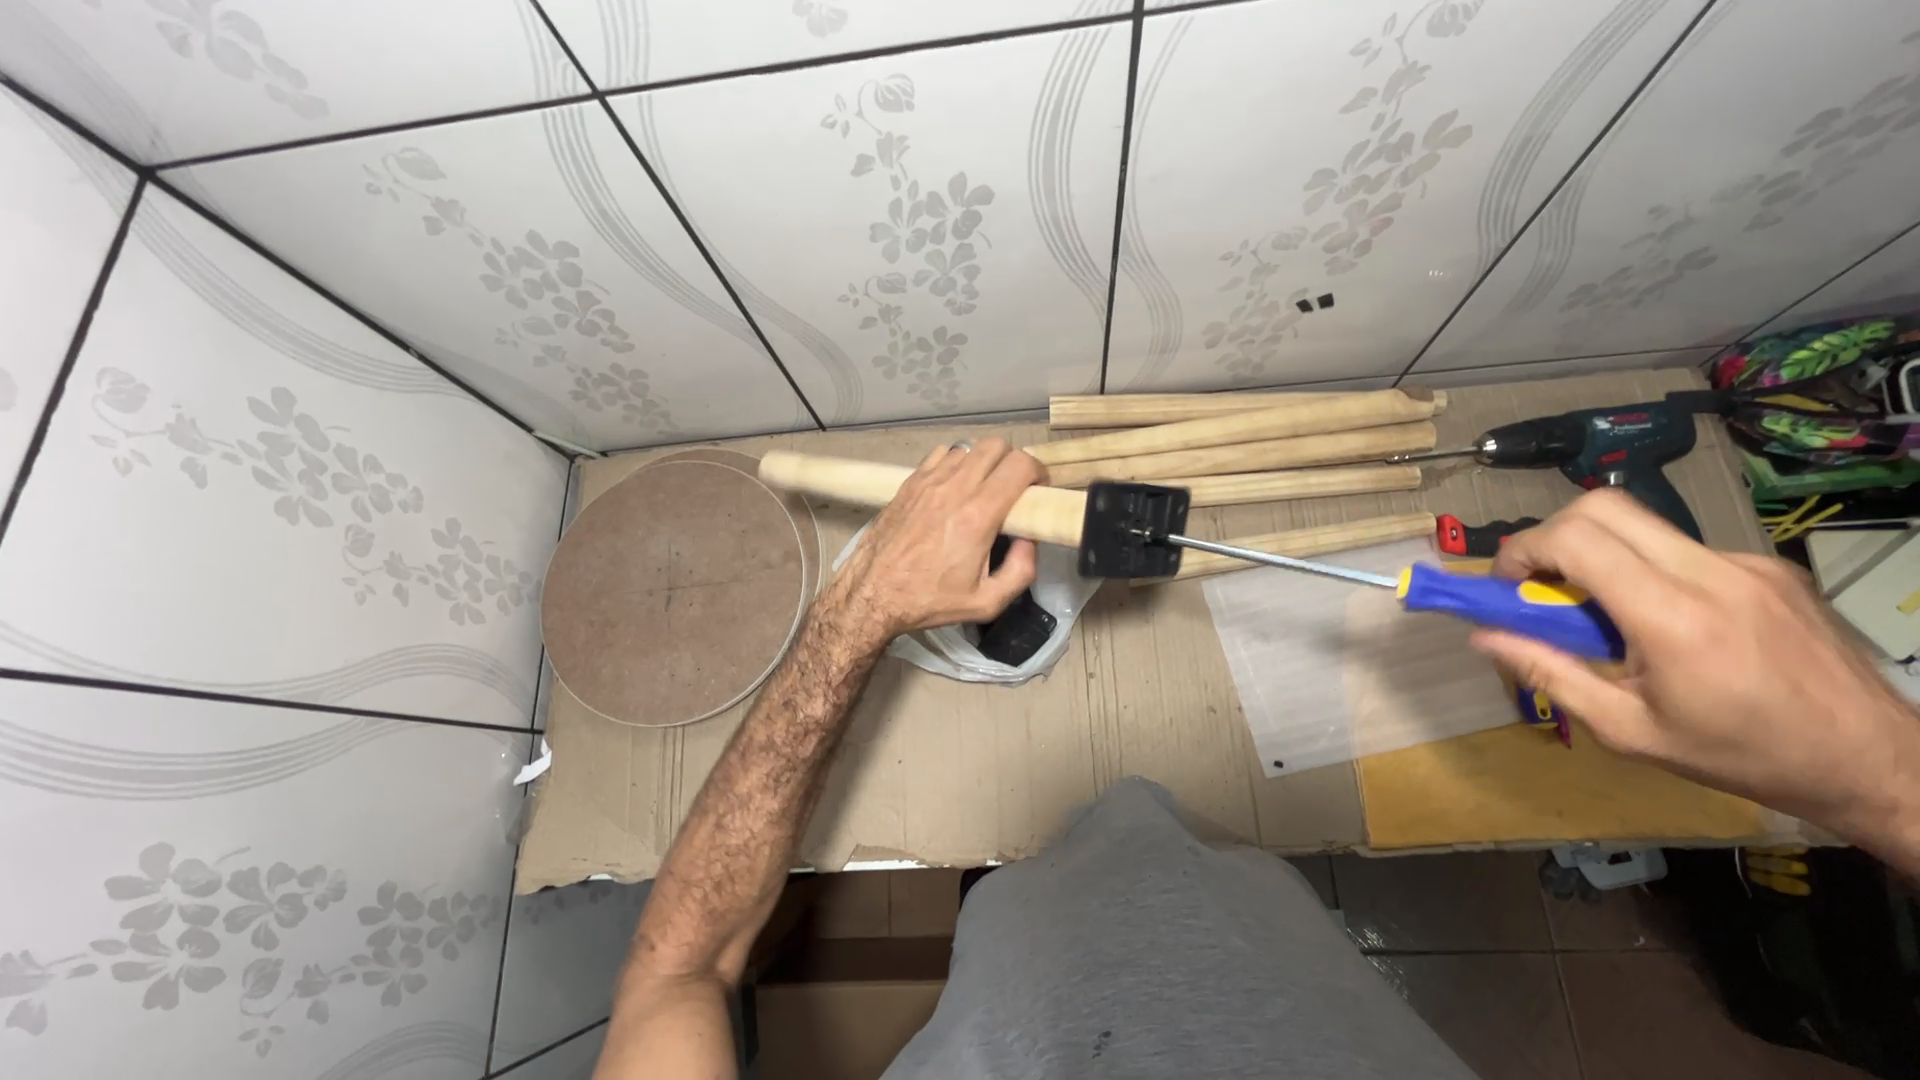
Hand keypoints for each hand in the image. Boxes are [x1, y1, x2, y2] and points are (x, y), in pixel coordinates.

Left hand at [817, 437, 1041, 646]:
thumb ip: (1020, 572)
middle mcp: (954, 489)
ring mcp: (928, 481)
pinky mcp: (910, 482)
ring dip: (984, 463)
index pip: (1019, 466)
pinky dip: (956, 464)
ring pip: (969, 448)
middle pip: (997, 446)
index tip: (1038, 491)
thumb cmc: (929, 600)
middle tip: (1015, 488)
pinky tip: (954, 487)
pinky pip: (942, 455)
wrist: (872, 594)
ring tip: (983, 488)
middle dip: (1014, 462)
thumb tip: (1030, 541)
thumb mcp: (986, 603)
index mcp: (978, 516)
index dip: (1038, 472)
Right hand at [1470, 490, 1919, 863]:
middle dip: (1551, 535)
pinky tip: (1662, 620)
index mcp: (1673, 617)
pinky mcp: (1768, 567)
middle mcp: (1711, 573)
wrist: (1873, 760)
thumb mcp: (1627, 730)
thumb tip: (1483, 637)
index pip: (1577, 539)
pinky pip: (1682, 549)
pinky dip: (1646, 570)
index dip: (1523, 549)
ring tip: (1603, 613)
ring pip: (1642, 526)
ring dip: (1599, 554)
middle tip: (1540, 583)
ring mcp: (1746, 564)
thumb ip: (1549, 674)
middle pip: (1604, 507)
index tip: (1506, 583)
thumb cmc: (1740, 756)